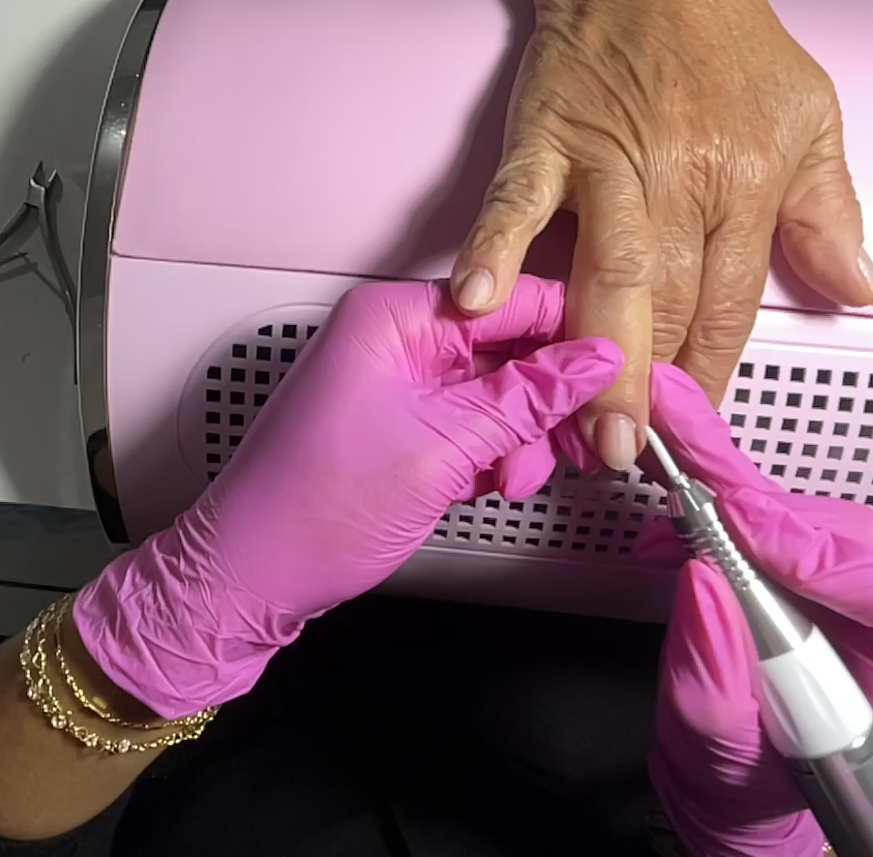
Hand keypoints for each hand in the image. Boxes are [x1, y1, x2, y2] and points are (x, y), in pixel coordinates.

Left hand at [75, 276, 621, 717]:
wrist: (251, 574)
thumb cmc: (315, 508)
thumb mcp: (442, 447)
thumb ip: (527, 397)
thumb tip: (598, 360)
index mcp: (394, 317)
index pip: (509, 298)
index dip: (572, 334)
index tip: (620, 371)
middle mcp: (395, 336)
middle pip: (506, 345)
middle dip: (546, 399)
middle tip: (584, 442)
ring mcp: (397, 379)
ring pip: (494, 389)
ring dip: (520, 435)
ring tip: (517, 476)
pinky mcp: (401, 418)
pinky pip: (469, 419)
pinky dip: (491, 451)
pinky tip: (493, 481)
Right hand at [450, 0, 872, 471]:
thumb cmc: (724, 41)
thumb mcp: (808, 115)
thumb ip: (827, 210)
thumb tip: (860, 291)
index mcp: (747, 181)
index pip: (732, 302)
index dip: (713, 372)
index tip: (692, 431)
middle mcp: (684, 180)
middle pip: (672, 303)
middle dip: (652, 388)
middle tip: (631, 460)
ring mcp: (609, 160)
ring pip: (608, 272)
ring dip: (597, 353)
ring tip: (581, 428)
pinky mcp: (546, 139)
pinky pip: (518, 201)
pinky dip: (497, 249)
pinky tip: (476, 304)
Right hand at [642, 365, 872, 855]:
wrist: (733, 786)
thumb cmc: (745, 793)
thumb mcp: (716, 766)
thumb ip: (712, 688)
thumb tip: (704, 584)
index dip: (835, 561)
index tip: (749, 537)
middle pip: (865, 549)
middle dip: (773, 524)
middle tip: (698, 507)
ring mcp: (864, 608)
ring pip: (823, 524)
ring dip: (743, 512)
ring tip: (679, 523)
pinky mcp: (818, 580)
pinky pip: (785, 525)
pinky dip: (729, 514)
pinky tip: (690, 523)